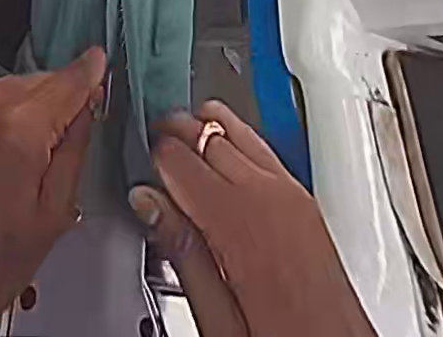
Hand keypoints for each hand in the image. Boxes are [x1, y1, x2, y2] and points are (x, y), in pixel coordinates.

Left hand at [0, 47, 106, 335]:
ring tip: (21, 156)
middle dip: (59, 104)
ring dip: (32, 106)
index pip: (72, 78)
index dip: (92, 74)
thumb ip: (79, 139)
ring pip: (23, 82)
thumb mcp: (57, 205)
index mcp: (19, 124)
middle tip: (52, 150)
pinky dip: (5, 108)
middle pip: (48, 79)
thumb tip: (91, 96)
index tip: (102, 68)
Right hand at [131, 100, 375, 336]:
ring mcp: (289, 189)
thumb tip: (147, 201)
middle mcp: (267, 194)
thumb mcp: (217, 319)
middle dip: (173, 133)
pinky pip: (259, 143)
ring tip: (181, 143)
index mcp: (239, 222)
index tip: (139, 164)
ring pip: (234, 125)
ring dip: (203, 127)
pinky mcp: (303, 193)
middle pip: (206, 131)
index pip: (180, 157)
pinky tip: (219, 152)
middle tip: (151, 147)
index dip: (153, 155)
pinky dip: (232, 136)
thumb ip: (180, 249)